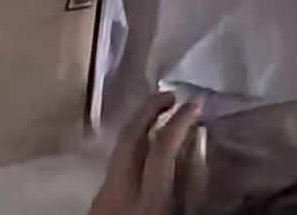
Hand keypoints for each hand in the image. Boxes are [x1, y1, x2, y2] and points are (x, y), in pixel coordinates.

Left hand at [87, 92, 202, 214]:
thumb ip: (189, 195)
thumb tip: (200, 161)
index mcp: (148, 201)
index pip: (163, 146)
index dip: (180, 119)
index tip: (196, 102)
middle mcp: (120, 192)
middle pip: (130, 135)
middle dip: (150, 108)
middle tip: (171, 95)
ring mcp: (102, 197)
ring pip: (119, 148)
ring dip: (138, 125)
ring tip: (158, 116)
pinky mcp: (96, 202)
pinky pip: (114, 165)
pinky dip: (131, 148)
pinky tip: (142, 152)